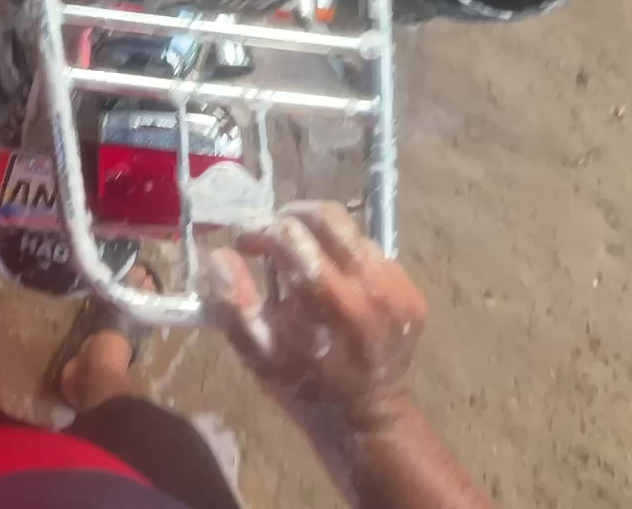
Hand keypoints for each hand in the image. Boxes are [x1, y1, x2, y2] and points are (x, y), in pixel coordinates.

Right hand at [206, 202, 428, 433]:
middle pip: (327, 216)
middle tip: (269, 235)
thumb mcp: (255, 349)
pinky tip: (326, 272)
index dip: (259, 231)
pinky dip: (341, 251)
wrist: (365, 415)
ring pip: (349, 229)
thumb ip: (234, 301)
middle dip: (289, 216)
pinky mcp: (411, 292)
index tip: (244, 245)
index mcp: (332, 301)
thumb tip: (221, 254)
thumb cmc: (300, 380)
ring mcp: (397, 288)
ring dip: (316, 232)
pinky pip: (369, 249)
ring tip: (297, 253)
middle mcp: (371, 286)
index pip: (290, 232)